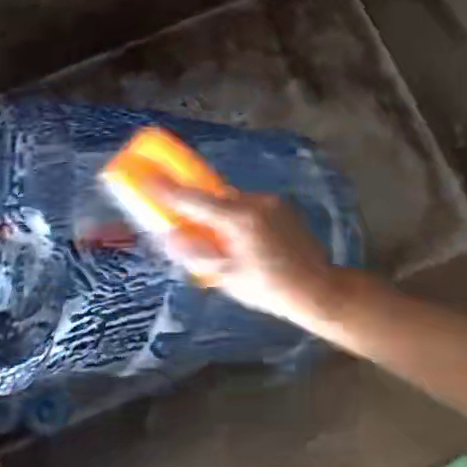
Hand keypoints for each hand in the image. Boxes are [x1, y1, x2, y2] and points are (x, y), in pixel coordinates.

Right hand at [135, 178, 353, 324]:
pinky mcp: (281, 206)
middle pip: (213, 198)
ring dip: (221, 216)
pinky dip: (239, 218)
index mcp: (237, 220)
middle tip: (184, 222)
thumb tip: (170, 237)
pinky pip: (249, 207)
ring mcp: (270, 202)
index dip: (167, 189)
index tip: (147, 177)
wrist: (319, 289)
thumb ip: (197, 255)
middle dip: (196, 206)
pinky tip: (246, 242)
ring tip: (225, 244)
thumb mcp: (227, 278)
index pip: (193, 200)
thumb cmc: (269, 289)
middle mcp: (253, 202)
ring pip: (232, 202)